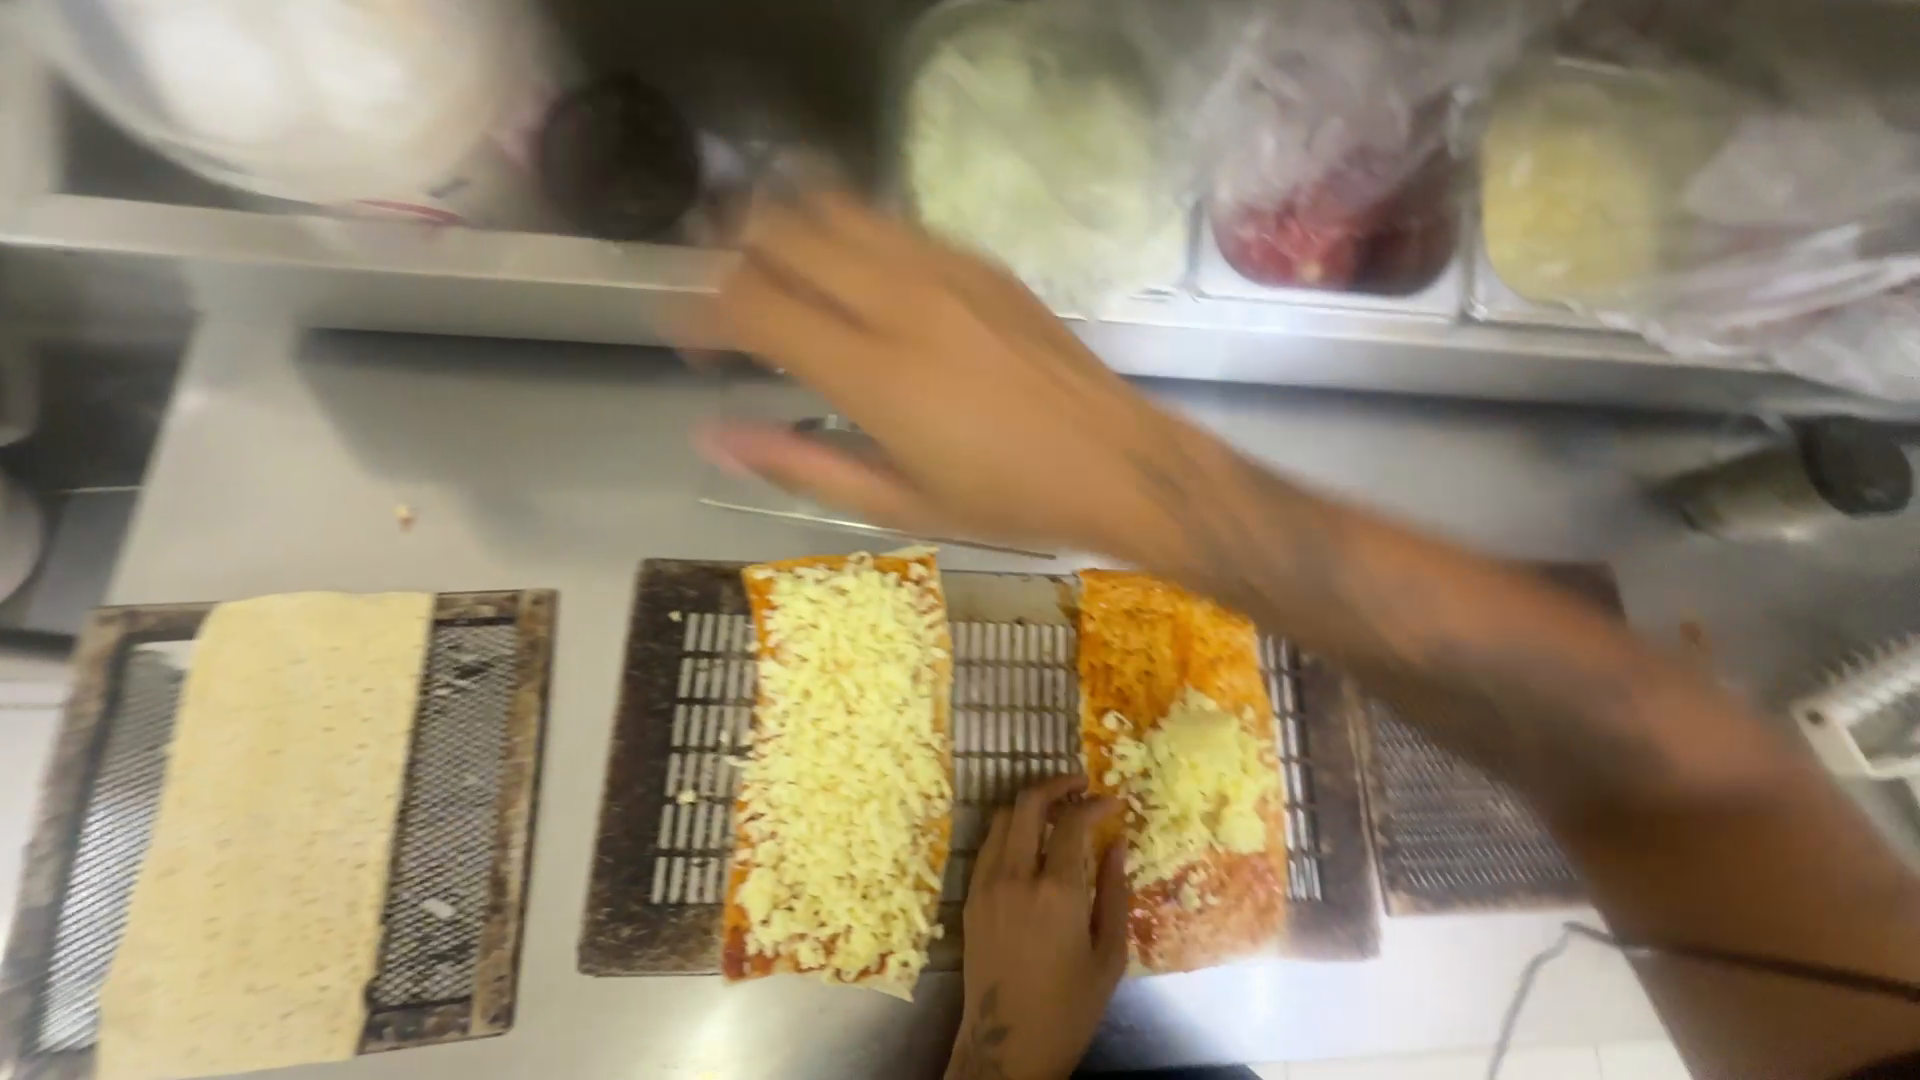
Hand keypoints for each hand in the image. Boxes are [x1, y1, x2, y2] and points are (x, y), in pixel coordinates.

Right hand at [692, 192, 1206, 555]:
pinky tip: (858, 283)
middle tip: (727, 306)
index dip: (699, 315)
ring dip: (788, 234)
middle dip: (732, 258)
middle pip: (782, 231)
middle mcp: (901, 300)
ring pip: (835, 210)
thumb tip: (713, 436)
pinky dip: (850, 239)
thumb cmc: (1006, 501)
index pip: (752, 305)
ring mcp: (946, 270)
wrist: (1116, 464)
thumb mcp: (897, 506)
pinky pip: (893, 224)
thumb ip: (799, 465)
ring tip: (781, 281)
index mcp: (873, 372)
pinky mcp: (981, 263)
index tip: (686, 341)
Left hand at [948, 774, 1128, 1079]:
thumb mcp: (1109, 955)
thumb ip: (1114, 891)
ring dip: (1029, 803)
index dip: (1094, 802)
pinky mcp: (970, 897)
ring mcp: (985, 884)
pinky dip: (1009, 828)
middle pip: (1027, 803)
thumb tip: (1117, 842)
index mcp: (1056, 892)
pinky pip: (988, 845)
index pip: (1072, 822)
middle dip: (1056, 784)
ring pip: (1001, 817)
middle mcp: (1015, 876)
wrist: (1007, 1045)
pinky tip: (1030, 839)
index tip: (1112, 800)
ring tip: (1056, 807)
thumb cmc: (1070, 1008)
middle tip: (1079, 783)